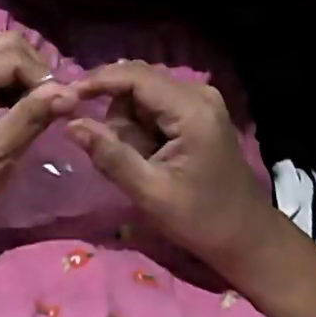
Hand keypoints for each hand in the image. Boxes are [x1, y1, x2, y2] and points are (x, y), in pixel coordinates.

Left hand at [0, 33, 78, 250]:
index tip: (64, 103)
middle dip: (35, 68)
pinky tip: (29, 109)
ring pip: (4, 57)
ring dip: (28, 76)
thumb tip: (71, 92)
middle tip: (53, 100)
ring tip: (45, 106)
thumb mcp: (0, 153)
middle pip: (6, 46)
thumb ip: (33, 116)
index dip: (41, 75)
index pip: (10, 57)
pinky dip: (18, 86)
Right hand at [67, 61, 283, 270]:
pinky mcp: (198, 109)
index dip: (98, 81)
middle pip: (137, 83)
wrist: (248, 240)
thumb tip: (71, 124)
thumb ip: (110, 155)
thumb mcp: (151, 193)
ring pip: (142, 94)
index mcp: (191, 109)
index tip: (67, 96)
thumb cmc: (202, 221)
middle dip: (117, 114)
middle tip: (114, 152)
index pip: (135, 76)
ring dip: (129, 123)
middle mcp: (197, 92)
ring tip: (139, 161)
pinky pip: (155, 104)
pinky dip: (142, 126)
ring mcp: (200, 99)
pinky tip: (149, 155)